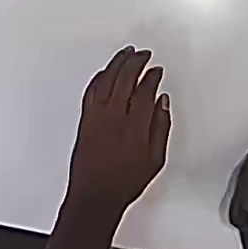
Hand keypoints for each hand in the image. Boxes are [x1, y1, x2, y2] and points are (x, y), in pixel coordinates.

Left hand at [64, 46, 170, 223]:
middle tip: (144, 55)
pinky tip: (106, 70)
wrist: (95, 195)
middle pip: (125, 77)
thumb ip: (161, 126)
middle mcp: (115, 116)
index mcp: (135, 126)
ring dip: (118, 62)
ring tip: (127, 53)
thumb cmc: (123, 181)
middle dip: (136, 62)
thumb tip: (162, 101)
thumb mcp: (155, 159)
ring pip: (107, 78)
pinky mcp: (85, 117)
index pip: (145, 90)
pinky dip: (100, 76)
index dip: (152, 76)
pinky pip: (92, 88)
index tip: (156, 70)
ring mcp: (97, 115)